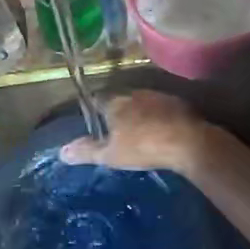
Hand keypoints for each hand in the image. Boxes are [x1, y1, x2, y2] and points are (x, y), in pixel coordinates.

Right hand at [57, 91, 216, 173]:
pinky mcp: (179, 103)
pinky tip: (162, 133)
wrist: (188, 142)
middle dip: (118, 112)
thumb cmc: (142, 147)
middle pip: (120, 99)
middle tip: (117, 131)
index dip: (94, 111)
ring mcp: (159, 96)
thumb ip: (86, 152)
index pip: (97, 99)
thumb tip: (61, 152)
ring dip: (140, 114)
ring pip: (142, 103)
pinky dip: (159, 118)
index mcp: (114, 102)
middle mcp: (135, 93)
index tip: (94, 124)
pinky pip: (162, 109)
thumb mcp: (110, 155)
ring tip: (140, 133)